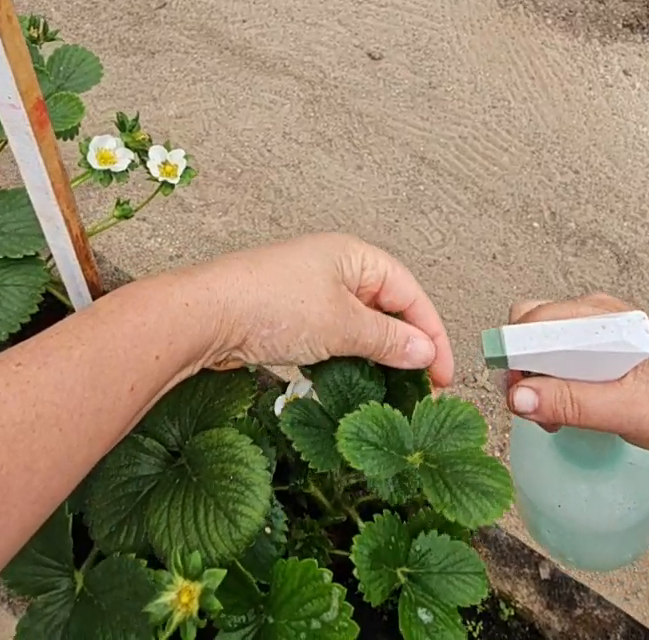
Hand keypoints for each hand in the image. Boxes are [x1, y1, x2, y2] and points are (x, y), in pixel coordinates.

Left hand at [176, 234, 454, 386]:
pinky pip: (332, 335)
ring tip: (391, 392)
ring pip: (359, 324)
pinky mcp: (290, 315)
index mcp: (354, 256)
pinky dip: (346, 358)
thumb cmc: (272, 306)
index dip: (432, 333)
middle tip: (423, 390)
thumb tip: (424, 351)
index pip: (409, 292)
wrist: (204, 316)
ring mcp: (310, 291)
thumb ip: (389, 339)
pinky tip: (351, 383)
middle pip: (387, 306)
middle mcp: (334, 267)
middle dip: (407, 346)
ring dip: (377, 356)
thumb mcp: (342, 326)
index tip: (444, 376)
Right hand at [505, 295, 648, 466]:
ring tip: (556, 414)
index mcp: (604, 316)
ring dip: (536, 376)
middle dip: (521, 364)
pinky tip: (569, 408)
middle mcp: (596, 314)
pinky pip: (559, 354)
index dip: (514, 354)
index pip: (534, 320)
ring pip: (541, 341)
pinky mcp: (601, 349)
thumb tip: (517, 398)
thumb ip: (570, 403)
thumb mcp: (627, 411)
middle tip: (534, 404)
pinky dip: (552, 380)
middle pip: (530, 325)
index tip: (513, 390)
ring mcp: (598, 329)